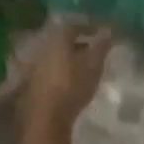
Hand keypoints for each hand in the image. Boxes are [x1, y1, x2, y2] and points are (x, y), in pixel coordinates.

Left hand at [19, 19, 113, 133]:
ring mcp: (36, 65)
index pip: (74, 26)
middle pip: (63, 40)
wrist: (46, 117)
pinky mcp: (34, 82)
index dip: (89, 28)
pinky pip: (52, 68)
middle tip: (94, 49)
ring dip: (71, 58)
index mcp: (58, 39)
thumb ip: (102, 46)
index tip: (101, 32)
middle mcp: (44, 48)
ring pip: (57, 55)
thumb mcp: (93, 65)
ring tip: (86, 66)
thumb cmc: (72, 85)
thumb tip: (109, 30)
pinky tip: (73, 80)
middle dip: (80, 43)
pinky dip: (64, 69)